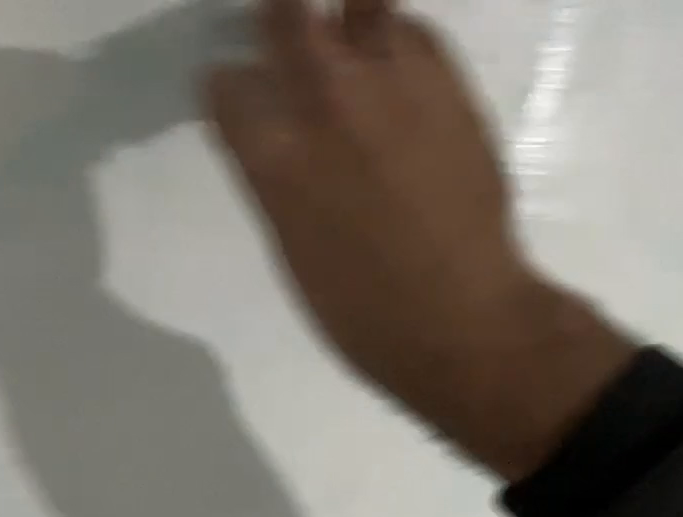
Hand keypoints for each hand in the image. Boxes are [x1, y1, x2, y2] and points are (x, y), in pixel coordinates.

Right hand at [203, 0, 634, 480]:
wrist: (459, 319)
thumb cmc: (360, 311)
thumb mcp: (292, 248)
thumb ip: (275, 179)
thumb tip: (272, 140)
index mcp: (275, 161)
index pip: (225, 86)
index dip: (224, 87)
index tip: (231, 94)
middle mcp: (327, 104)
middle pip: (284, 13)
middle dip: (274, 18)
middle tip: (279, 33)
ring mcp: (393, 86)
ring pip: (357, 2)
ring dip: (340, 17)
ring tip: (343, 43)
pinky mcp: (449, 85)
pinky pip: (413, 29)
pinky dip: (394, 38)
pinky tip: (392, 69)